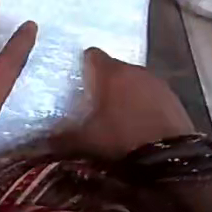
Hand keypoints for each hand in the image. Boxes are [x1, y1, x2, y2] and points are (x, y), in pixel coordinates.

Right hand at [60, 47, 199, 161]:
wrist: (170, 157)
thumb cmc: (121, 139)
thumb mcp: (85, 142)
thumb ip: (60, 138)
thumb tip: (38, 142)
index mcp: (110, 73)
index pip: (92, 54)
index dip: (83, 64)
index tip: (76, 79)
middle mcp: (134, 70)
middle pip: (113, 67)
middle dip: (103, 80)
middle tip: (92, 101)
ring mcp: (157, 82)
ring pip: (133, 80)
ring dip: (125, 91)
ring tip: (116, 113)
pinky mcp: (173, 97)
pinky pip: (151, 93)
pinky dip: (142, 102)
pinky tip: (138, 121)